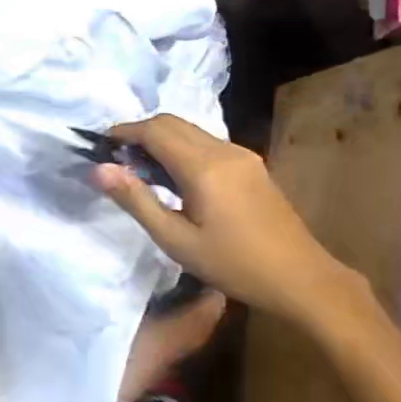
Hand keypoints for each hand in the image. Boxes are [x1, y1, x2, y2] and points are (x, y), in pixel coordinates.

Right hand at [94, 114, 364, 324]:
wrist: (301, 278)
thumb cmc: (232, 264)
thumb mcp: (174, 239)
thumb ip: (136, 200)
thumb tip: (99, 170)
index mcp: (203, 167)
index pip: (154, 130)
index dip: (124, 132)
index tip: (100, 146)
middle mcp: (223, 151)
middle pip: (172, 122)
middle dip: (140, 132)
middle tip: (117, 158)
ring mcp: (241, 156)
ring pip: (190, 130)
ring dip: (161, 139)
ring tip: (140, 169)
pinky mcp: (251, 165)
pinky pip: (206, 143)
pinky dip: (180, 148)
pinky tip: (174, 178)